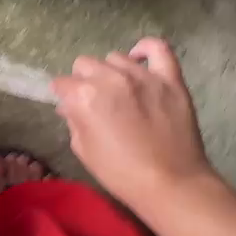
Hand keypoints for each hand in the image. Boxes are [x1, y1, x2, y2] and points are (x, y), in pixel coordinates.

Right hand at [53, 37, 218, 212]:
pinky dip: (146, 49)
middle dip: (84, 81)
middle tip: (97, 101)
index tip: (72, 107)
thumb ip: (73, 119)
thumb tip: (70, 105)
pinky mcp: (169, 80)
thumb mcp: (83, 149)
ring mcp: (142, 76)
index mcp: (84, 96)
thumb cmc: (121, 173)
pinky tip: (140, 59)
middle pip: (84, 64)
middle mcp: (109, 79)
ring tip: (121, 90)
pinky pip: (158, 49)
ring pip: (114, 58)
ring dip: (111, 71)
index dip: (65, 96)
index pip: (62, 83)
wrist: (173, 186)